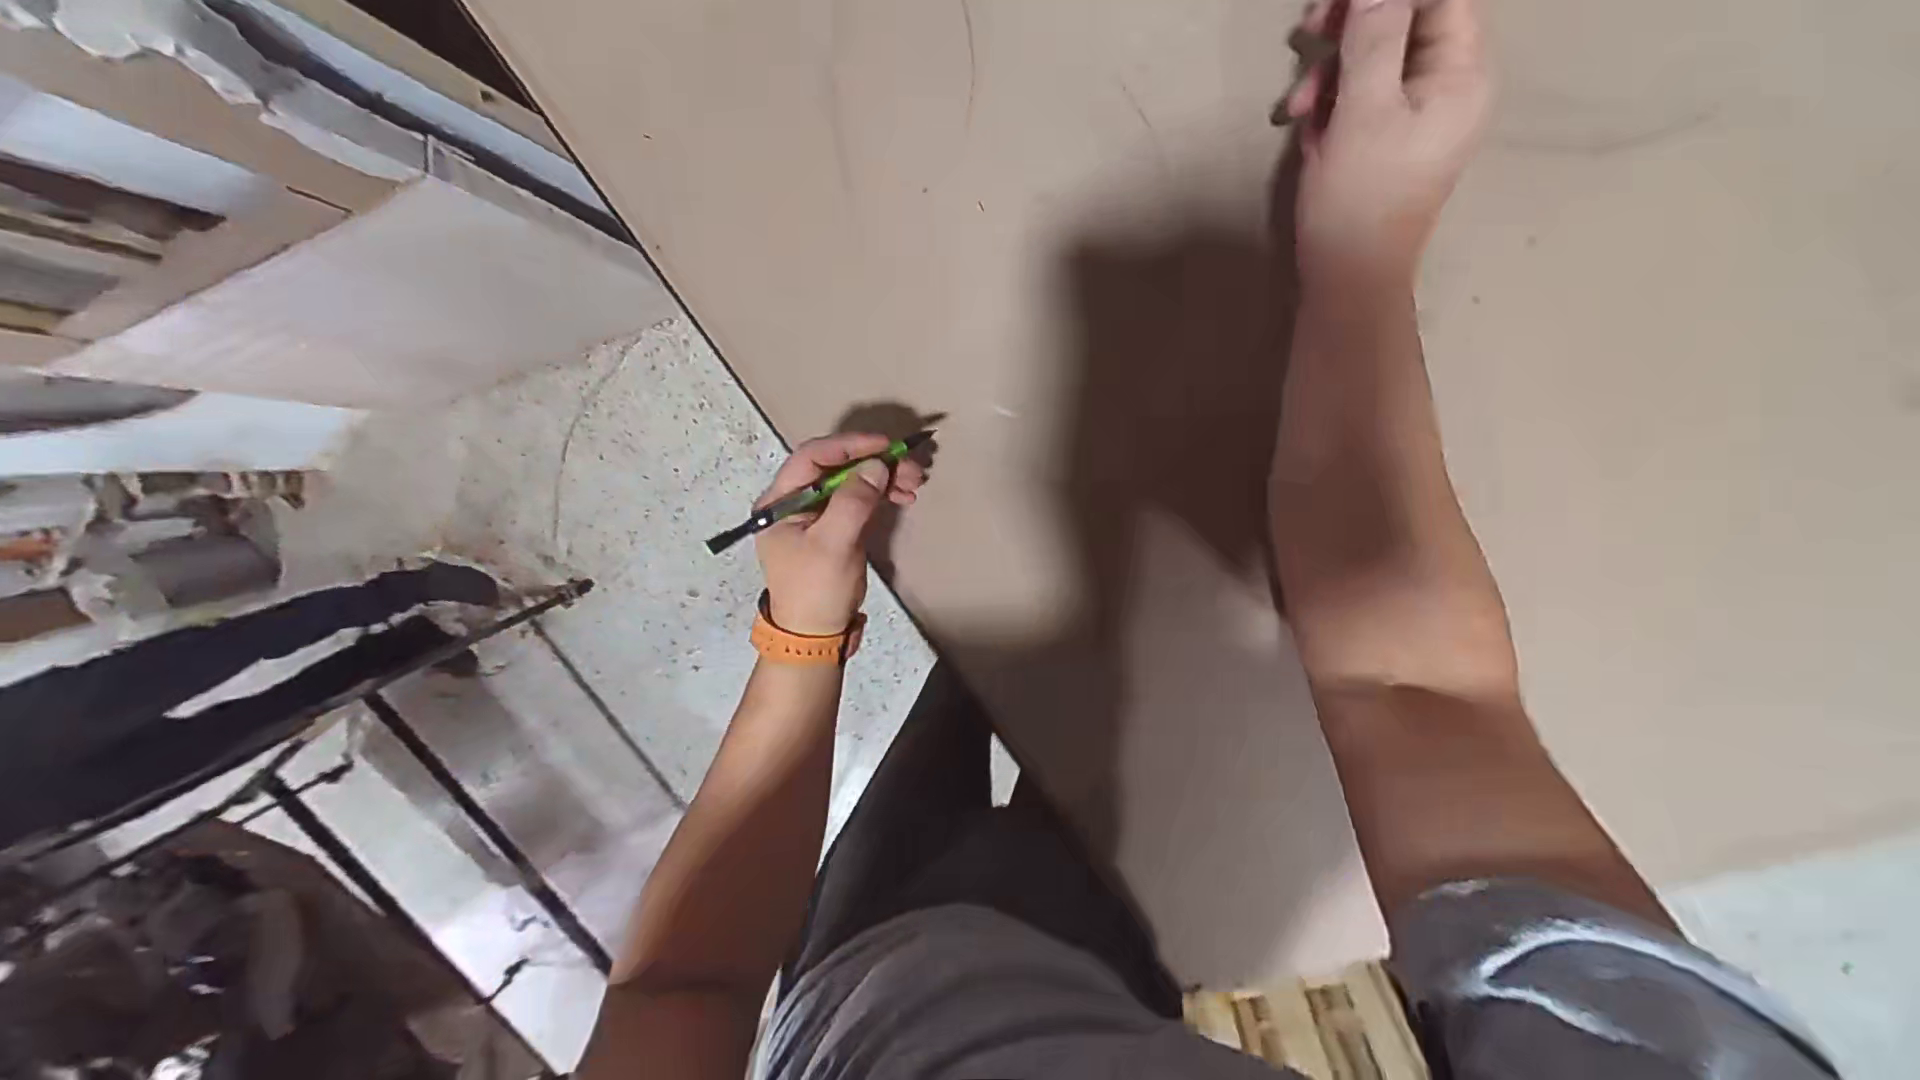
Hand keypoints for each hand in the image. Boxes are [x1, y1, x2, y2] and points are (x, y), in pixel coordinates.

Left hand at [754, 433, 925, 634]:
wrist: (815, 636)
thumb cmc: (816, 591)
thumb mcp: (832, 545)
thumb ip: (852, 502)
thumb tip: (876, 465)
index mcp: (780, 501)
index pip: (812, 457)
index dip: (849, 446)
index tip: (884, 445)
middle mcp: (797, 501)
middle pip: (837, 467)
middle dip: (874, 463)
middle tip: (910, 468)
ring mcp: (818, 514)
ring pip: (853, 482)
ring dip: (884, 478)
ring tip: (914, 482)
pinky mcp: (837, 527)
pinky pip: (860, 500)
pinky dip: (882, 495)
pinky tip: (904, 495)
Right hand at [1285, 0, 1491, 290]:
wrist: (1348, 280)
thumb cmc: (1358, 200)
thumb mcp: (1361, 114)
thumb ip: (1372, 39)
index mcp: (1461, 72)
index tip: (1330, 8)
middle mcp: (1448, 86)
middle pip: (1405, 21)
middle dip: (1352, 26)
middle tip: (1305, 33)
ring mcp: (1416, 117)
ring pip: (1375, 62)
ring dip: (1330, 72)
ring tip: (1295, 108)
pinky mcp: (1385, 143)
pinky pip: (1362, 101)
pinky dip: (1331, 105)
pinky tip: (1306, 127)